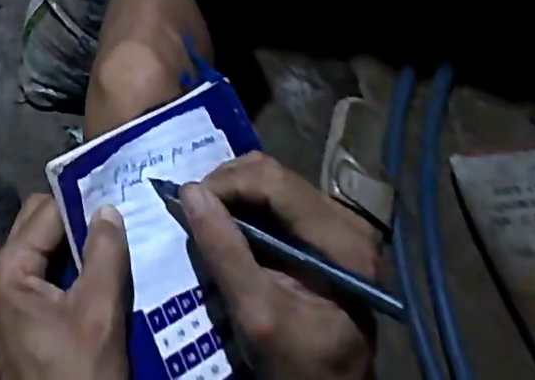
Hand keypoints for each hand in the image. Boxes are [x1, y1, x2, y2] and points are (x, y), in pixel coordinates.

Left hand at [0, 194, 131, 379]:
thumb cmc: (78, 374)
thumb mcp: (98, 312)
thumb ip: (104, 253)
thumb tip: (108, 207)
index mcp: (10, 268)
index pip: (48, 209)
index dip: (82, 197)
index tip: (116, 186)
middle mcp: (1, 272)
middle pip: (41, 218)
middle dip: (77, 213)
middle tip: (117, 210)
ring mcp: (10, 292)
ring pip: (45, 241)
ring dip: (77, 236)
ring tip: (115, 230)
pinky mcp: (23, 310)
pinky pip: (47, 265)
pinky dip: (73, 258)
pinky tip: (102, 260)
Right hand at [182, 153, 377, 379]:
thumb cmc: (298, 366)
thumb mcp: (256, 316)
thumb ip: (225, 252)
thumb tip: (190, 191)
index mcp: (341, 238)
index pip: (274, 181)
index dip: (227, 182)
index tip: (189, 202)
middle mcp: (345, 217)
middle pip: (272, 174)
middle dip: (227, 185)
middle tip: (195, 210)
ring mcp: (337, 220)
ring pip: (272, 180)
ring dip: (233, 193)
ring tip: (208, 218)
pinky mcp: (325, 227)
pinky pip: (277, 197)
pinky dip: (246, 204)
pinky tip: (228, 225)